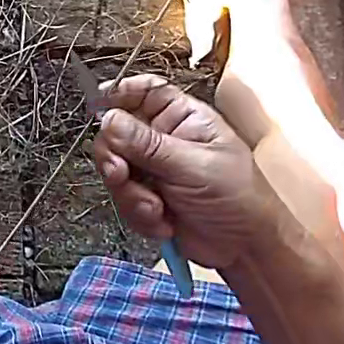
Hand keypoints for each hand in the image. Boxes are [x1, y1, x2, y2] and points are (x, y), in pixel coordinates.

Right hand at [89, 73, 281, 273]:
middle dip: (114, 157)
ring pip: (114, 168)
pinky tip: (163, 222)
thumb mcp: (194, 166)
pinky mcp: (144, 197)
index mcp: (182, 118)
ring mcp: (151, 169)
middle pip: (116, 131)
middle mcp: (162, 139)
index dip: (119, 92)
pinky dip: (138, 214)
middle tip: (121, 173)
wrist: (245, 251)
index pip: (144, 91)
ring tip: (155, 209)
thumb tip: (109, 119)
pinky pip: (121, 198)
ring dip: (130, 194)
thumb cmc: (239, 199)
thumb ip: (148, 145)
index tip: (98, 103)